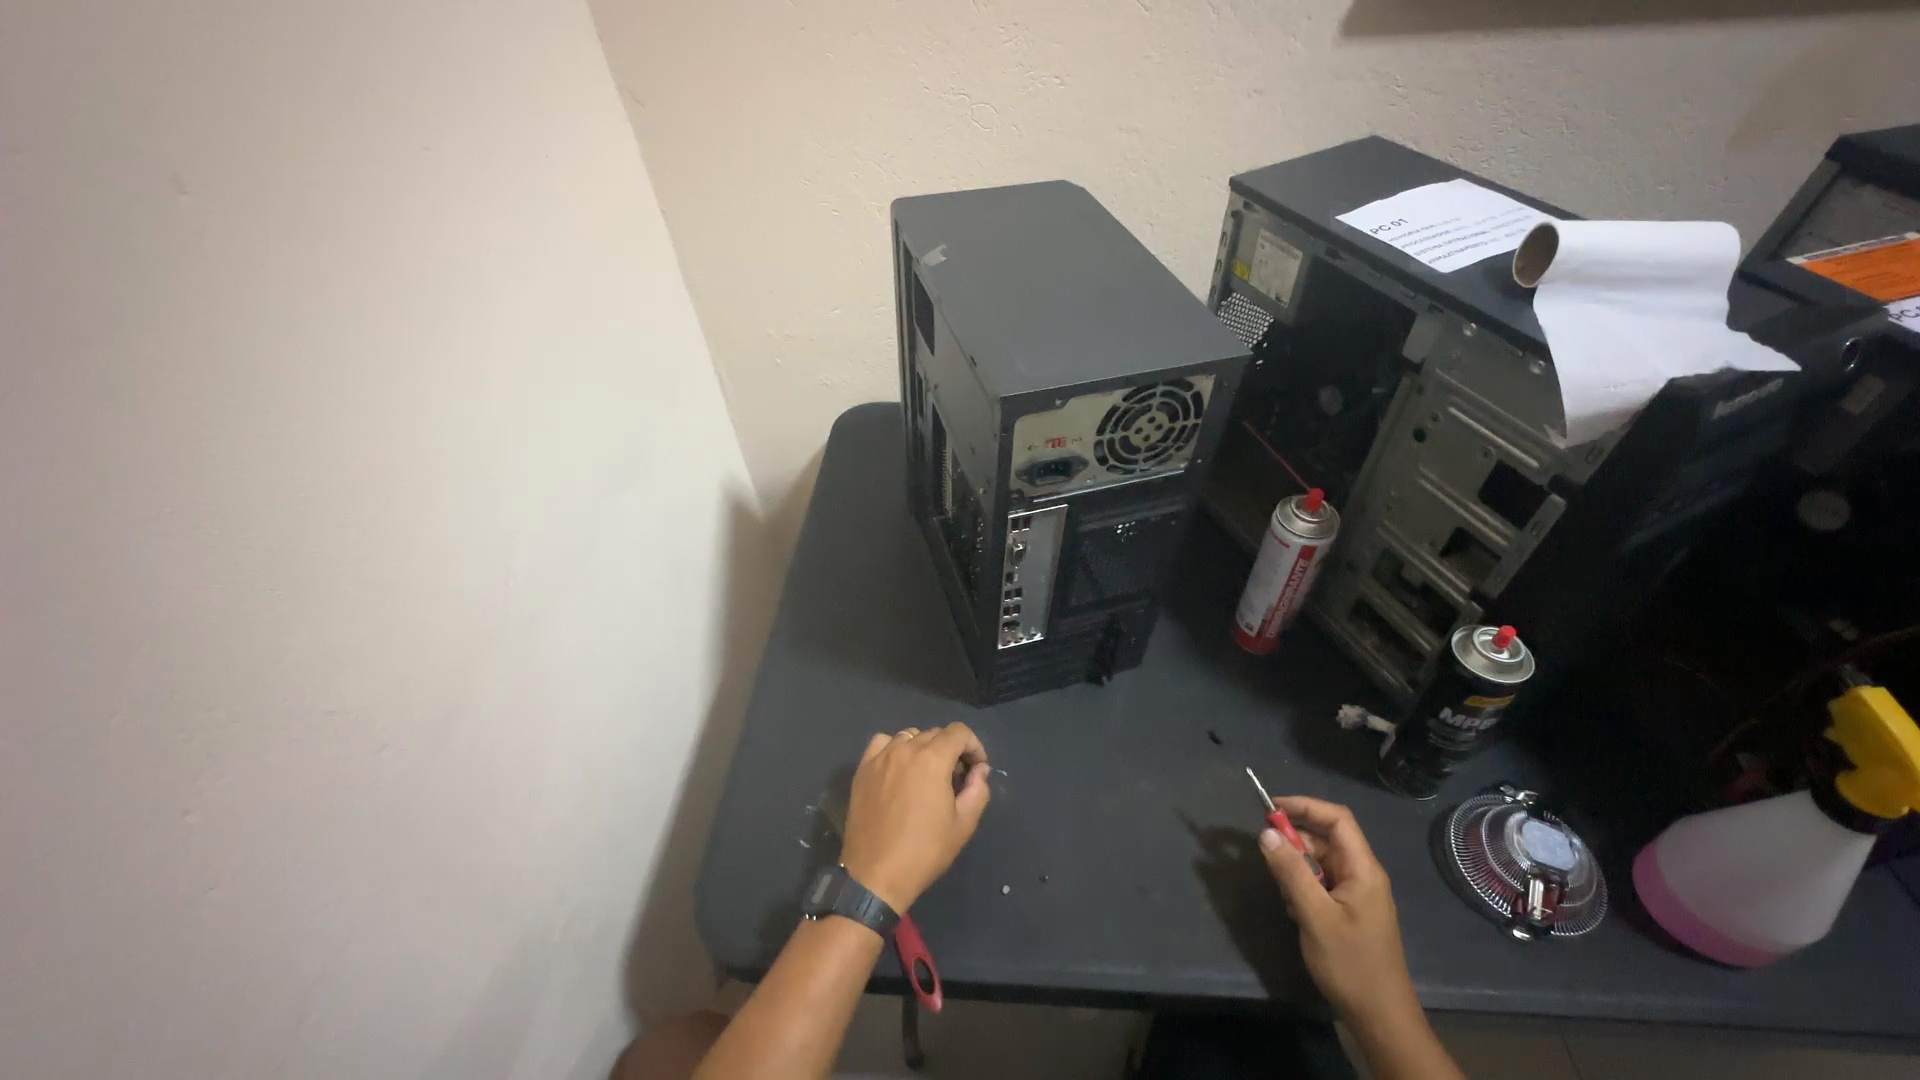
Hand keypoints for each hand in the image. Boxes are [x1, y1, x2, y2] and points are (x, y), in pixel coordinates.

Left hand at [839, 723, 990, 911]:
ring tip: (927, 775)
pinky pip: (883, 743)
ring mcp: (880, 757)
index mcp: (932, 759)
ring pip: (909, 736)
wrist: (876, 875)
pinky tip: (899, 769)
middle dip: (952, 750)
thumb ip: (978, 789)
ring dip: (925, 748)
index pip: (959, 732)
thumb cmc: (924, 851)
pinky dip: (896, 748)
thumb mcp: (963, 824)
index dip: (974, 746)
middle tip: (956, 779)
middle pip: (935, 733)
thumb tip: (979, 770)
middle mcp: (905, 749)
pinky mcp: (863, 769)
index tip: (976, 769)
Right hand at [1259, 795, 1419, 1028]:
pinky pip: (1321, 884)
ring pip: (1320, 862)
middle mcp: (1362, 875)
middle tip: (1266, 852)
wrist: (1380, 1017)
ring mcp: (1357, 895)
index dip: (1305, 806)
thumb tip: (1266, 833)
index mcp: (1363, 869)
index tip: (1270, 809)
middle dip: (1295, 840)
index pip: (1337, 819)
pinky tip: (1293, 909)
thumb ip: (1290, 872)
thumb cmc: (1351, 964)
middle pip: (1326, 839)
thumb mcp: (1315, 916)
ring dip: (1297, 868)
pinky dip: (1302, 887)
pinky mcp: (1348, 913)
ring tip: (1282, 891)